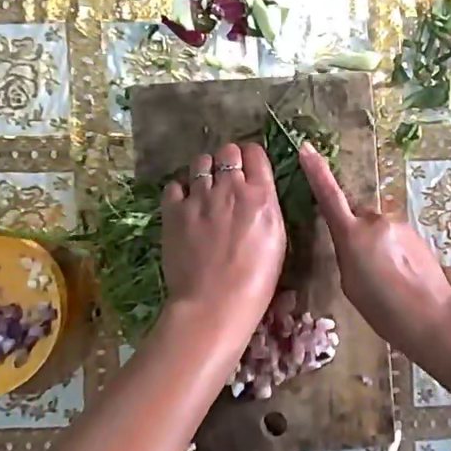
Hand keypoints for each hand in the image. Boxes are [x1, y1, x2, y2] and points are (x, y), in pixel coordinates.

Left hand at [160, 142, 285, 344]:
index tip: (252, 164)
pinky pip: (175, 185)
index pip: (256, 153)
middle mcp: (230, 188)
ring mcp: (198, 198)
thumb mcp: (277, 235)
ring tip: (208, 184)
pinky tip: (187, 202)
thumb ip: (266, 206)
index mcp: (261, 194)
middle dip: (230, 158)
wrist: (216, 298)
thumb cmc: (259, 275)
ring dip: (207, 169)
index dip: (253, 155)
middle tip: (231, 173)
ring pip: (200, 163)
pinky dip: (182, 188)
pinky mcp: (173, 211)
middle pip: (227, 152)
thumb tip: (259, 194)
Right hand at [297, 142, 450, 347]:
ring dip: (375, 244)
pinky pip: (393, 236)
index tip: (306, 148)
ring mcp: (399, 225)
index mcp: (353, 233)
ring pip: (377, 228)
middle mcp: (376, 221)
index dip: (316, 171)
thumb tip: (352, 242)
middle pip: (357, 217)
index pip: (329, 196)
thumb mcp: (349, 283)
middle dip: (354, 232)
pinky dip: (391, 250)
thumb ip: (346, 253)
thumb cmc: (381, 307)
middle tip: (360, 266)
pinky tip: (398, 275)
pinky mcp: (416, 233)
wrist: (429, 312)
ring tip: (383, 278)